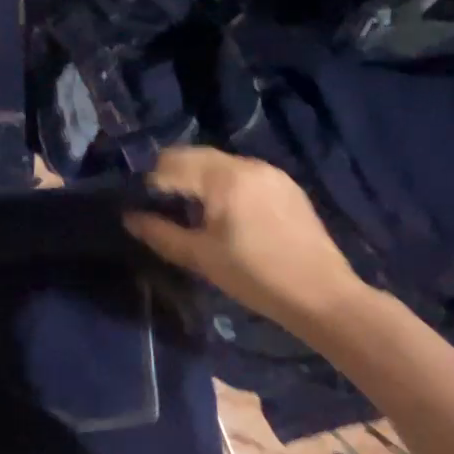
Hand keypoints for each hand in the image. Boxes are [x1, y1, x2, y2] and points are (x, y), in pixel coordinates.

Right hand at [124, 147, 368, 334]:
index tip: (143, 205)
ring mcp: (271, 174)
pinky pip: (243, 175)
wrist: (324, 297)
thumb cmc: (256, 276)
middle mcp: (247, 165)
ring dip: (199, 179)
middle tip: (163, 206)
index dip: (151, 182)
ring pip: (219, 164)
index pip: (171, 163)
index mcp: (224, 177)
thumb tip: (128, 217)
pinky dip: (224, 185)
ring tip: (193, 211)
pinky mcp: (287, 187)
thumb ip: (159, 233)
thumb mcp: (200, 257)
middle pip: (194, 156)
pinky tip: (226, 214)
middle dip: (173, 176)